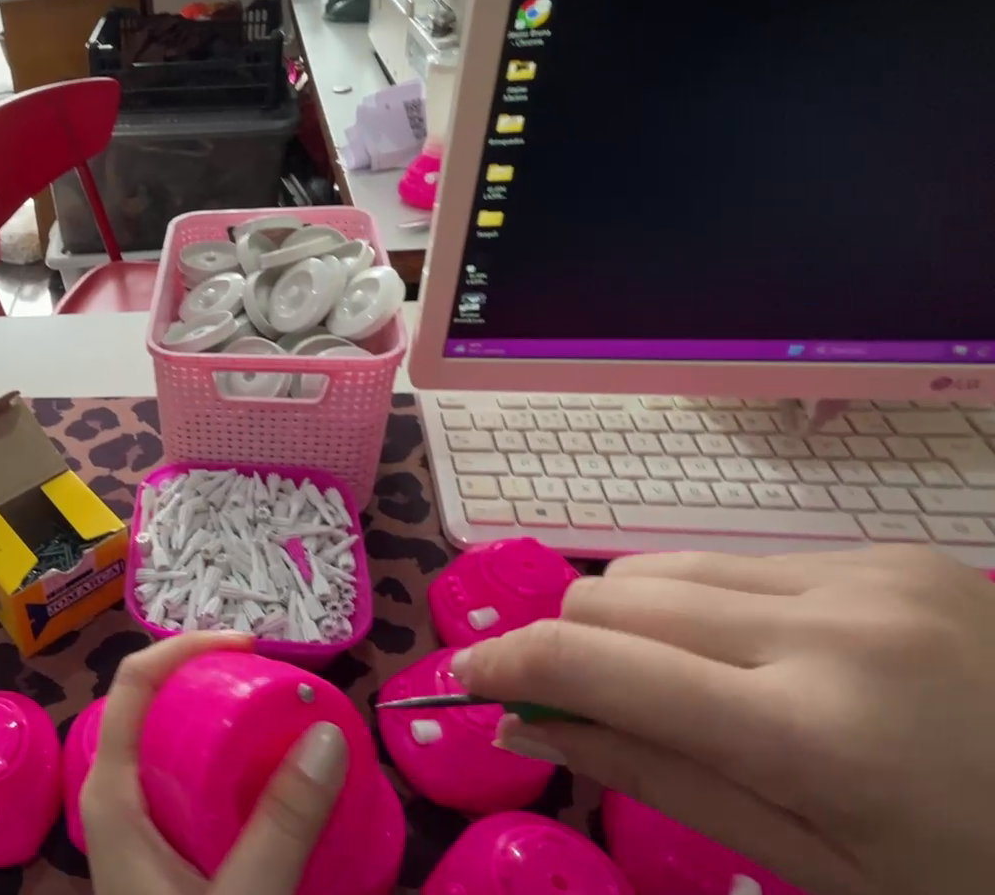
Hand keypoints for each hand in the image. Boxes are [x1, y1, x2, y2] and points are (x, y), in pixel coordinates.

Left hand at [81, 632, 349, 893]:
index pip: (133, 683)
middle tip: (273, 677)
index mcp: (111, 790)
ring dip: (216, 714)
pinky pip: (180, 774)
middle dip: (207, 675)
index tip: (249, 642)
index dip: (184, 646)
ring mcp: (132, 816)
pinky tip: (260, 769)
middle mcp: (113, 790)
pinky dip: (219, 756)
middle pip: (150, 702)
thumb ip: (282, 824)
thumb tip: (328, 733)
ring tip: (274, 710)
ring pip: (167, 738)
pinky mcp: (155, 841)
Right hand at [453, 545, 994, 894]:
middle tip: (594, 698)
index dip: (506, 663)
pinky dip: (712, 604)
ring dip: (636, 619)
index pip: (589, 665)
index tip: (471, 676)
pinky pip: (731, 561)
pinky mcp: (889, 554)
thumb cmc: (972, 872)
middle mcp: (828, 632)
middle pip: (604, 597)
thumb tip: (523, 727)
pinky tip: (777, 653)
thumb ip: (649, 775)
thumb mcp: (810, 860)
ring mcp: (864, 578)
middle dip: (573, 646)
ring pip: (654, 568)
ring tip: (698, 676)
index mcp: (812, 735)